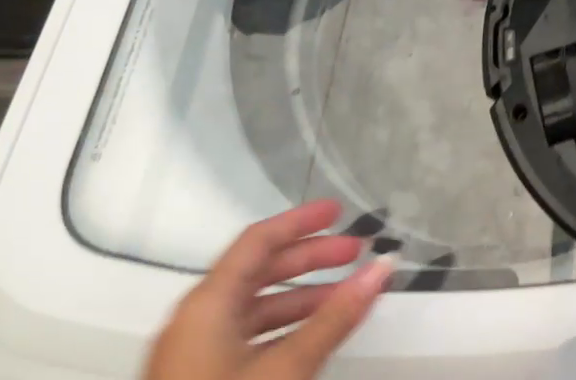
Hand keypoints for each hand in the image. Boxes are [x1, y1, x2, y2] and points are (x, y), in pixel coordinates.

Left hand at [144, 200, 388, 379]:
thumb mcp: (287, 370)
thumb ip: (337, 317)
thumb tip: (384, 267)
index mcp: (206, 306)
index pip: (257, 242)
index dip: (301, 221)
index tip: (342, 212)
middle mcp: (194, 321)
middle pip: (256, 270)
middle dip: (309, 258)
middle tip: (357, 253)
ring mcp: (192, 355)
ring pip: (252, 306)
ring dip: (300, 295)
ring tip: (345, 298)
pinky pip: (245, 336)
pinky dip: (283, 327)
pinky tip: (313, 338)